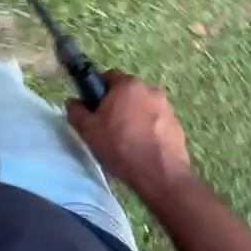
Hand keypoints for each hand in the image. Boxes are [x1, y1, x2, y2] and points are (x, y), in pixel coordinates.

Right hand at [65, 69, 193, 199]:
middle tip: (109, 127)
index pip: (109, 77)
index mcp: (127, 85)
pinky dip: (151, 131)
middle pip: (128, 92)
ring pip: (144, 108)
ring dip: (136, 118)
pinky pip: (158, 123)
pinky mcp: (177, 125)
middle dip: (119, 105)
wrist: (160, 174)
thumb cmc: (120, 146)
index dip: (100, 91)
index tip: (95, 109)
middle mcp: (150, 89)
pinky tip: (144, 149)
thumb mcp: (89, 131)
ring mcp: (166, 107)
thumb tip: (73, 102)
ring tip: (129, 142)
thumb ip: (77, 112)